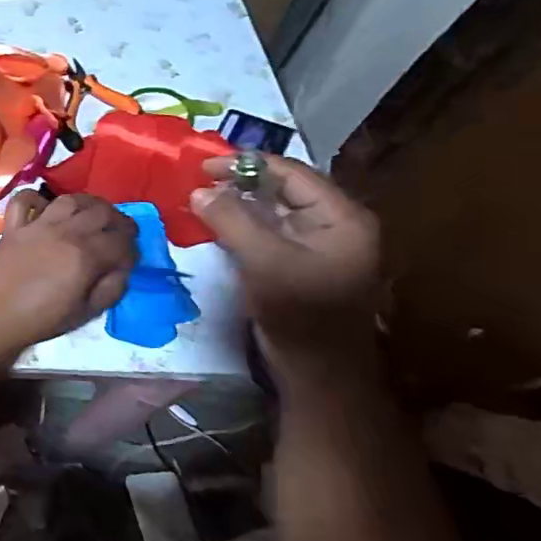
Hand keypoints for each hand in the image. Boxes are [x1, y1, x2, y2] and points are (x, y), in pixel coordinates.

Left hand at [0, 192, 137, 358]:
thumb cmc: (41, 320)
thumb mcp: (85, 313)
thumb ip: (111, 289)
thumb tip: (122, 269)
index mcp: (85, 255)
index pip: (120, 241)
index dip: (132, 248)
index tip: (132, 257)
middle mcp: (65, 232)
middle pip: (101, 212)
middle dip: (118, 220)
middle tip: (121, 232)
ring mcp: (37, 225)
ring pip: (70, 199)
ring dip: (88, 203)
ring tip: (93, 214)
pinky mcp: (14, 226)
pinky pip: (25, 200)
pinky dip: (36, 198)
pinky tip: (45, 207)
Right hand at [192, 154, 380, 346]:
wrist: (318, 375)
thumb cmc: (300, 314)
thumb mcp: (264, 262)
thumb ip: (232, 220)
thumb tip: (199, 190)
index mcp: (341, 216)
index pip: (292, 173)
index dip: (247, 165)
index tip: (204, 165)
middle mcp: (335, 224)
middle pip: (284, 190)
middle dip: (242, 183)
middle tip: (201, 180)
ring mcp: (319, 246)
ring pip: (274, 212)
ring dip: (240, 204)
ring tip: (203, 199)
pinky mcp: (301, 265)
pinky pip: (271, 234)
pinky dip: (245, 226)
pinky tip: (218, 225)